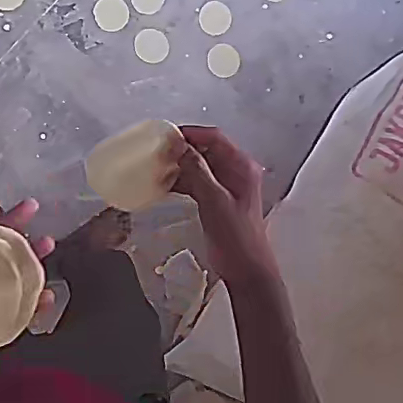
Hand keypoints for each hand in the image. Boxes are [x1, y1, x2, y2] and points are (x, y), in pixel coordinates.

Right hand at [172, 125, 277, 287]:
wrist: (246, 269)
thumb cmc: (237, 237)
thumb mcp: (215, 201)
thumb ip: (198, 171)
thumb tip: (180, 148)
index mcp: (242, 167)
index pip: (215, 138)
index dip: (191, 134)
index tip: (167, 136)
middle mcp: (236, 172)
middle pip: (206, 149)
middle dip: (182, 150)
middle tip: (157, 153)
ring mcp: (227, 186)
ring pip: (199, 166)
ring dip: (179, 167)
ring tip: (156, 168)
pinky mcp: (217, 200)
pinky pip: (197, 183)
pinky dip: (181, 182)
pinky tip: (164, 186)